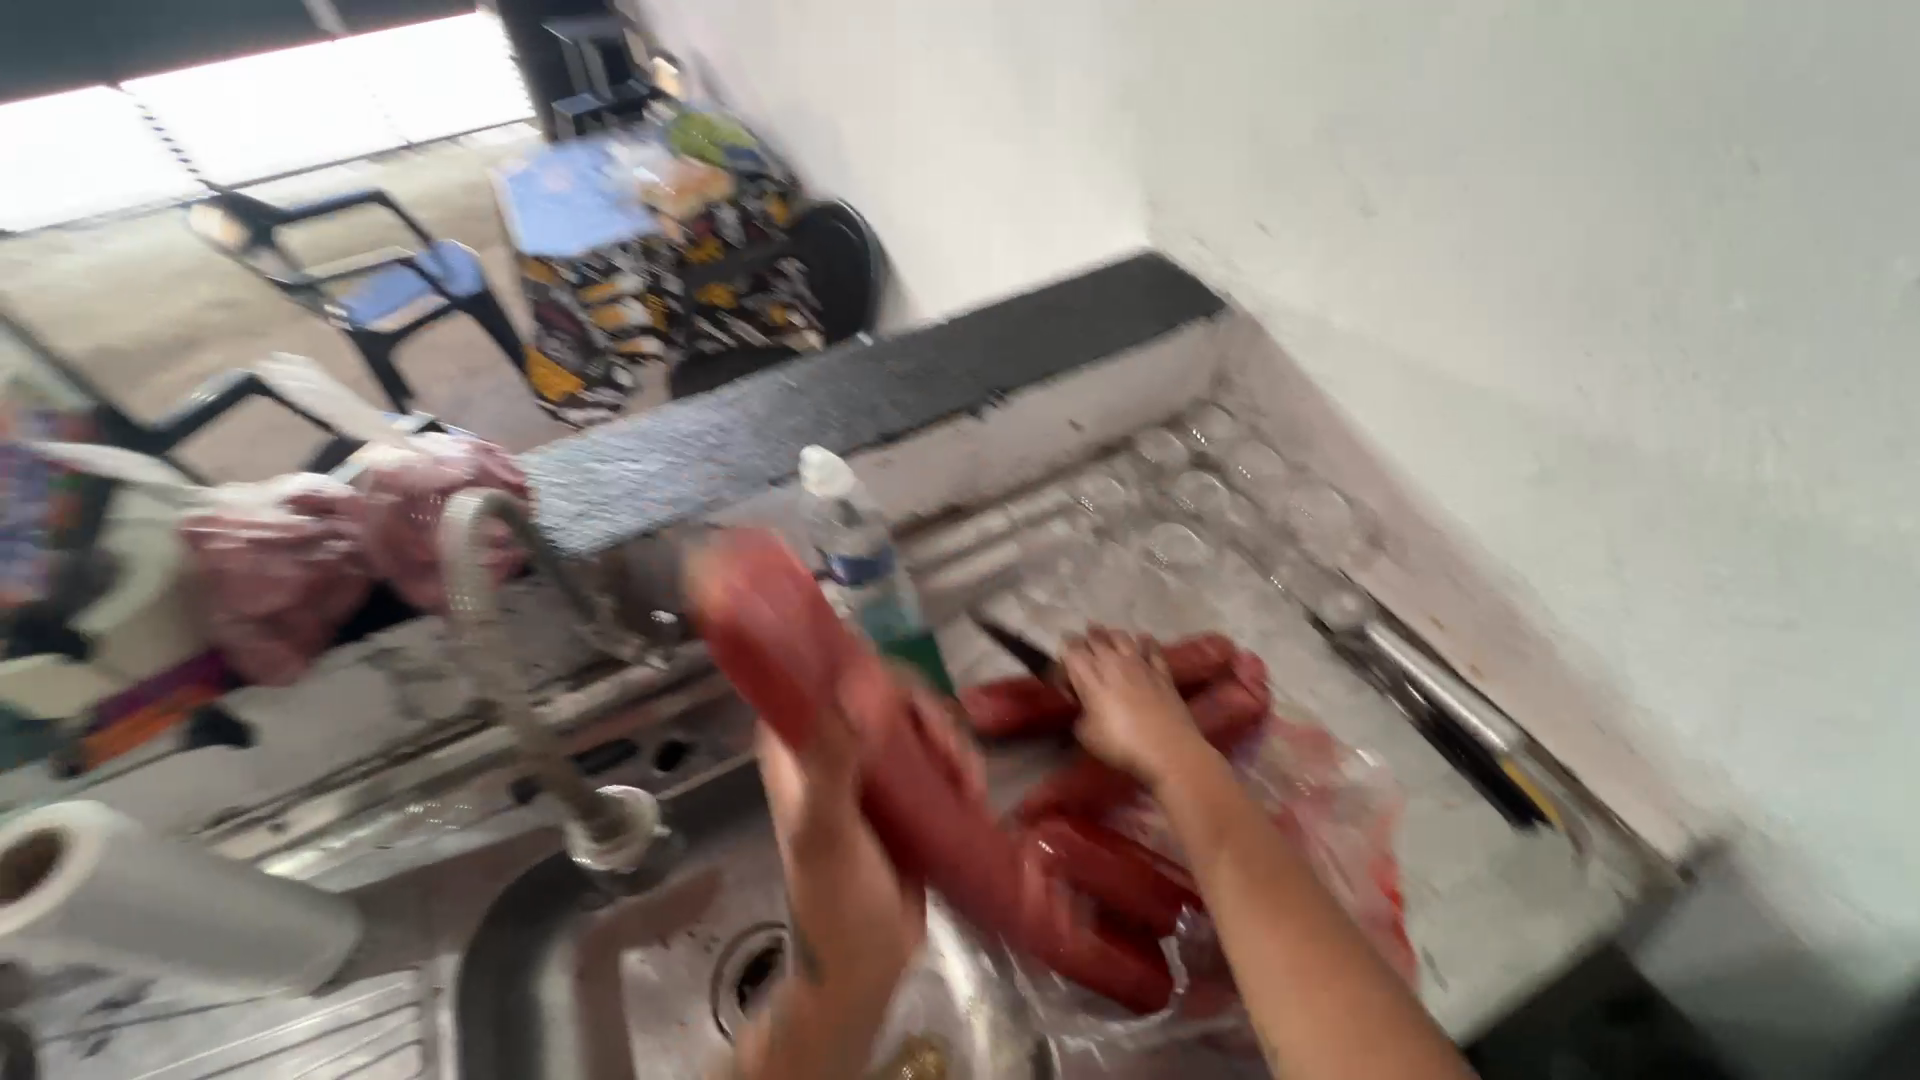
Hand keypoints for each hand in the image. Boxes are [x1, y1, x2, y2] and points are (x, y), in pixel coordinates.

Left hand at [755, 669, 985, 1012]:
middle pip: (883, 695)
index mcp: (795, 747)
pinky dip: (958, 766)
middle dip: (926, 715)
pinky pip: (935, 757)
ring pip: (915, 724)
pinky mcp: (905, 794)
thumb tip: (854, 685)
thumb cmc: (834, 899)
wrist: (866, 966)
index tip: (904, 688)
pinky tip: (973, 792)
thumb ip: (831, 760)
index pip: (822, 676)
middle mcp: (830, 747)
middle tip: (949, 752)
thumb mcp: (827, 829)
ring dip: (950, 744)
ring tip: (968, 784)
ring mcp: (870, 770)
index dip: (863, 668)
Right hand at [1062, 626, 1206, 783]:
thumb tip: (1083, 705)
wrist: (1168, 749)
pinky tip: (1143, 640)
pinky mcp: (1161, 672)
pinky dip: (1145, 642)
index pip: (1071, 651)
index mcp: (1089, 676)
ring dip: (1111, 635)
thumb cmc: (1120, 744)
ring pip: (1122, 637)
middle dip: (1085, 638)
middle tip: (1081, 641)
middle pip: (1095, 638)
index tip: (1062, 660)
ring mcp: (1140, 664)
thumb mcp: (1086, 734)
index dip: (1064, 652)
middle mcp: (1113, 662)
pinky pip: (1152, 649)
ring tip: (1107, 636)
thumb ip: (1080, 713)